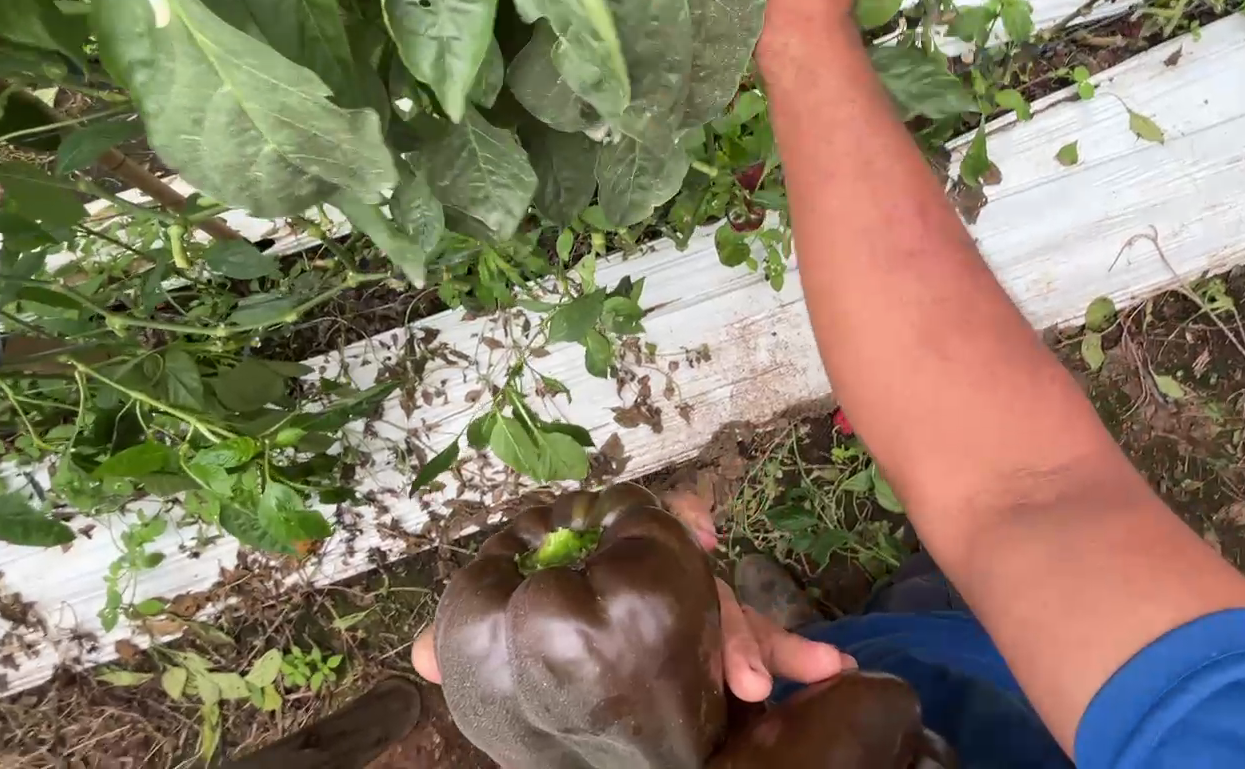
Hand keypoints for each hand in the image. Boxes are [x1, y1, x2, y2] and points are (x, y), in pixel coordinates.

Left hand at [409, 491, 852, 702]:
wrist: (611, 718)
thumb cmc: (560, 657)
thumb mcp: (516, 647)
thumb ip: (474, 639)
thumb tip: (417, 648)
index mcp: (609, 577)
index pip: (643, 538)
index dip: (673, 526)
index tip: (702, 529)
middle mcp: (653, 589)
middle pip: (698, 582)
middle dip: (727, 612)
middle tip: (748, 670)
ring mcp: (687, 621)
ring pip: (734, 614)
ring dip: (767, 642)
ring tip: (786, 678)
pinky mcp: (718, 652)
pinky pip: (763, 644)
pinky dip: (792, 654)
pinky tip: (826, 669)